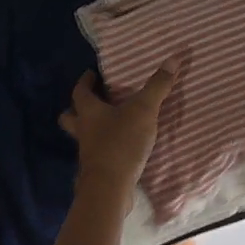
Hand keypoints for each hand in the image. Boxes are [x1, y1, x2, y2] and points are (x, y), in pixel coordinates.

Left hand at [59, 66, 178, 194]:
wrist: (110, 187)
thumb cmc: (121, 142)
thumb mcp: (143, 110)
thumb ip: (157, 86)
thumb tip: (174, 57)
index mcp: (88, 111)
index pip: (80, 91)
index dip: (85, 81)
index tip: (91, 73)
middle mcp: (83, 130)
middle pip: (70, 116)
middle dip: (77, 108)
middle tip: (92, 101)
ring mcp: (87, 152)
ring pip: (82, 136)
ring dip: (90, 129)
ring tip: (107, 125)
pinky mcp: (96, 169)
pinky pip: (96, 153)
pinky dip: (104, 147)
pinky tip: (118, 147)